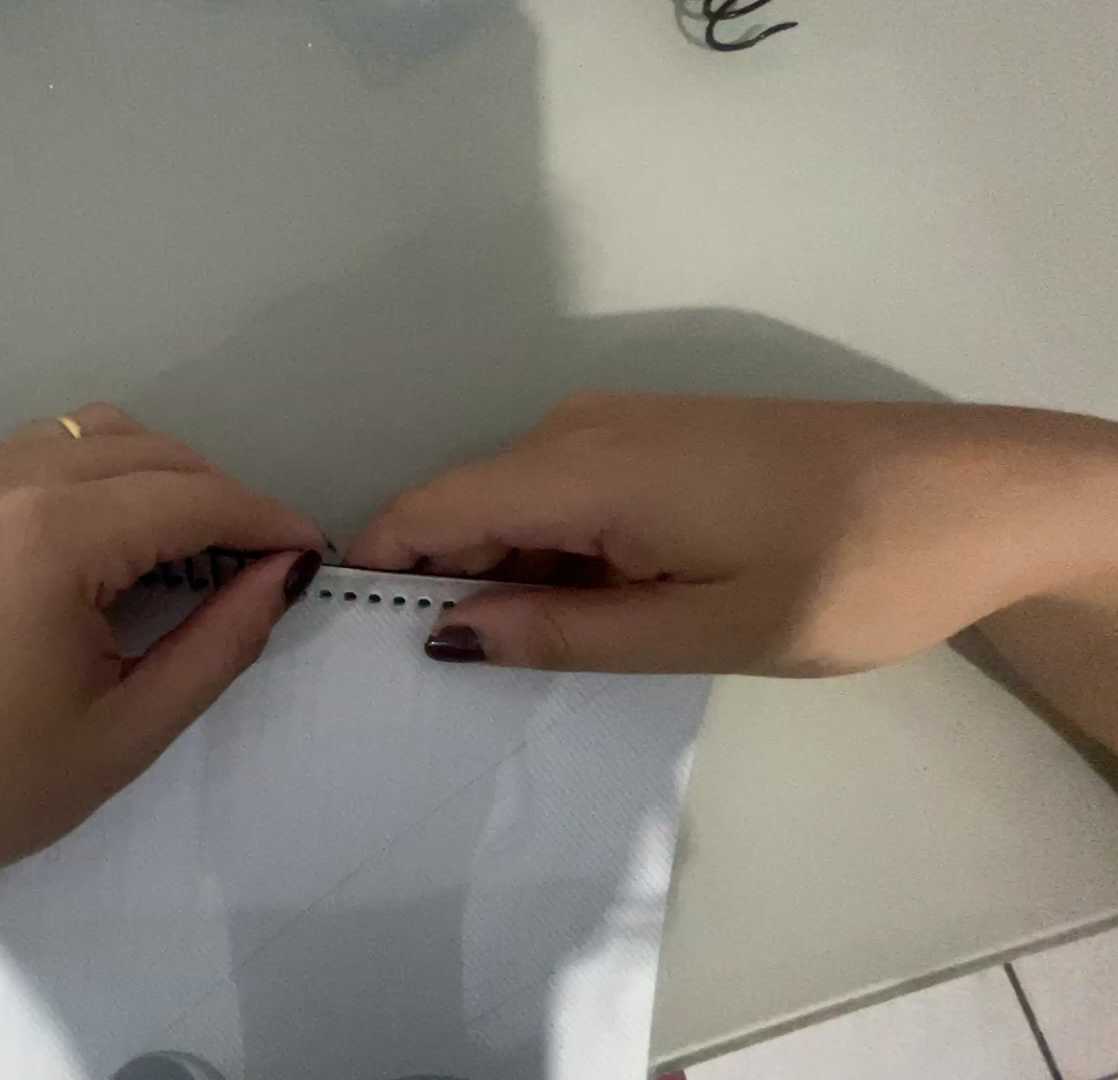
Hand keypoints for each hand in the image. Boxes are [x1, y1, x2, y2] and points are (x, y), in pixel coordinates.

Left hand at [0, 403, 323, 990]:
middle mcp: (9, 483)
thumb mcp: (131, 728)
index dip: (264, 519)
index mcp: (54, 538)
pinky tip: (120, 529)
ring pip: (101, 433)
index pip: (192, 499)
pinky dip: (106, 469)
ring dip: (165, 473)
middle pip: (153, 452)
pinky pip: (51, 448)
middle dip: (222, 495)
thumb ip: (221, 640)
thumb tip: (283, 573)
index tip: (309, 550)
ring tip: (196, 542)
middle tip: (259, 560)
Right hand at [348, 393, 1117, 675]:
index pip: (429, 508)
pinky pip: (548, 496)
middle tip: (447, 670)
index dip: (378, 565)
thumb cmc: (850, 570)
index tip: (352, 632)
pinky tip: (585, 601)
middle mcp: (573, 430)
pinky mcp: (633, 439)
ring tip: (532, 646)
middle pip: (459, 507)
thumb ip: (560, 632)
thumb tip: (445, 636)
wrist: (993, 493)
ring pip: (503, 504)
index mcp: (582, 468)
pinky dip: (541, 552)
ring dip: (498, 572)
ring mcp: (604, 428)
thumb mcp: (701, 629)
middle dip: (440, 581)